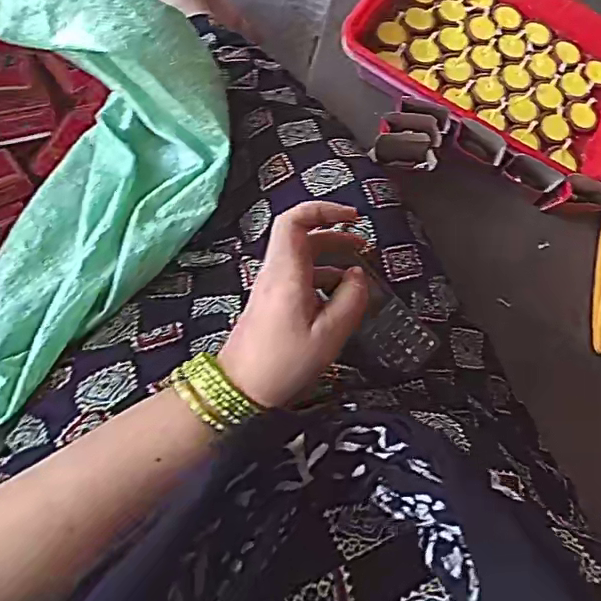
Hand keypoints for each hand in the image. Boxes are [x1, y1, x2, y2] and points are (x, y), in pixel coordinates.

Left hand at [218, 202, 372, 407]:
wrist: (238, 390)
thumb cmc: (282, 363)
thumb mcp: (328, 336)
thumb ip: (350, 300)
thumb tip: (359, 276)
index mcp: (287, 272)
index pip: (295, 219)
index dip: (324, 209)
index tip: (351, 217)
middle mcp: (276, 272)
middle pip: (303, 235)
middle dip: (335, 234)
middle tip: (362, 245)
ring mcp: (272, 286)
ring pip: (303, 256)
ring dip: (331, 257)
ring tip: (358, 272)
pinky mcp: (272, 301)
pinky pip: (300, 275)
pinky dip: (323, 277)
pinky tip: (339, 297)